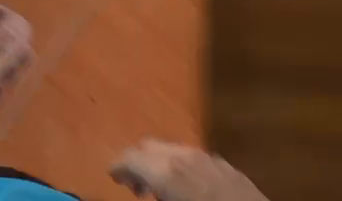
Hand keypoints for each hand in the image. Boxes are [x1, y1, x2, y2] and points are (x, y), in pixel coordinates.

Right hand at [110, 141, 267, 200]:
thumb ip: (153, 195)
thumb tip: (140, 190)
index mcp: (168, 172)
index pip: (131, 157)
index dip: (118, 166)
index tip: (112, 177)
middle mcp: (185, 156)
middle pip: (149, 146)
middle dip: (137, 162)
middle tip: (134, 188)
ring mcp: (209, 159)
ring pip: (173, 149)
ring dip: (160, 164)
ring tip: (161, 191)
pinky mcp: (229, 168)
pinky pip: (195, 159)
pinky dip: (182, 167)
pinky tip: (190, 190)